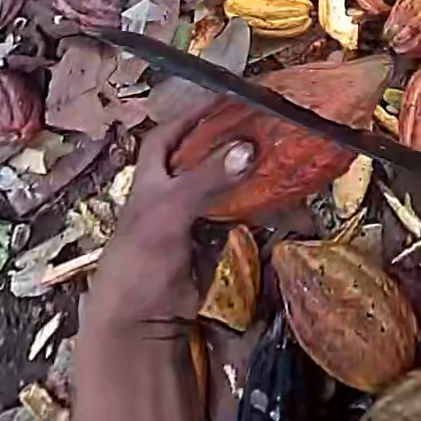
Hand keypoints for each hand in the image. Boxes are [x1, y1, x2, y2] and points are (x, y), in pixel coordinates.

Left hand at [81, 101, 255, 340]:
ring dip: (249, 168)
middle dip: (231, 138)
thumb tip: (247, 147)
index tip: (224, 96)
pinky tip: (278, 191)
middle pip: (205, 154)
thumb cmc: (141, 259)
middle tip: (263, 120)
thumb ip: (206, 178)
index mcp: (152, 176)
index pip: (170, 132)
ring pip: (226, 182)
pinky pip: (240, 212)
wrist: (143, 324)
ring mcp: (195, 215)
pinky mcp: (214, 239)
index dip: (193, 113)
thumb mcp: (169, 211)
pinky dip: (259, 202)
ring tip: (278, 148)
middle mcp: (173, 190)